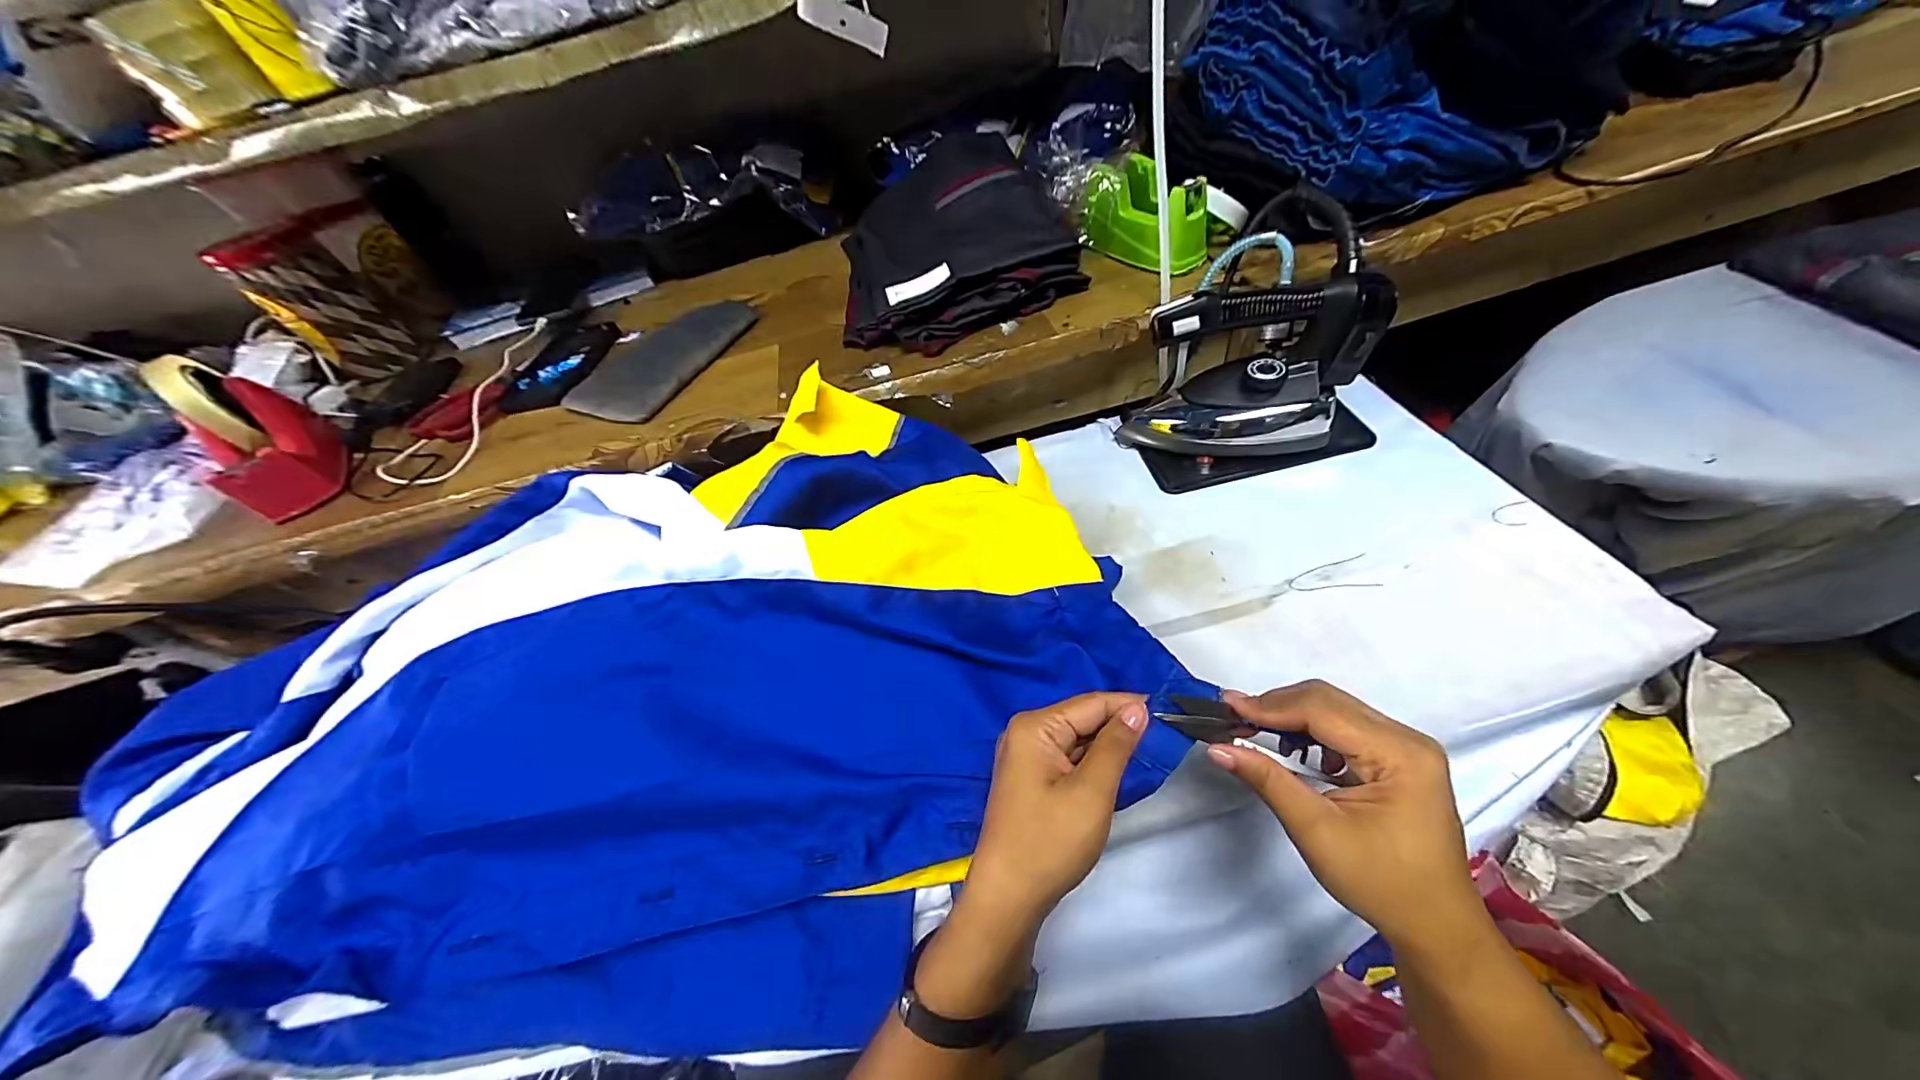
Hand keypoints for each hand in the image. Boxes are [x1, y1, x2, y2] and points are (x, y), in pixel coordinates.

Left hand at [908, 694, 1148, 1021]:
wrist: (1008, 897)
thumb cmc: (1049, 842)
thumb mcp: (1091, 792)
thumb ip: (1116, 745)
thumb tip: (1137, 709)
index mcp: (1034, 727)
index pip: (1091, 703)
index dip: (1129, 706)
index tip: (1168, 714)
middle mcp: (1025, 733)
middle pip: (1082, 718)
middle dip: (1119, 726)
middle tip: (1163, 738)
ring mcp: (1026, 757)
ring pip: (1077, 739)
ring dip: (1108, 746)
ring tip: (1147, 754)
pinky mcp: (1031, 778)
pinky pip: (1068, 758)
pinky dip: (1092, 763)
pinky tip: (1115, 771)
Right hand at [1205, 681, 1480, 947]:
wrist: (1434, 923)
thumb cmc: (1380, 882)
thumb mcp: (1316, 830)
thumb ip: (1267, 780)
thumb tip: (1219, 747)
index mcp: (1399, 754)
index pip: (1321, 710)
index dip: (1269, 706)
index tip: (1225, 707)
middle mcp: (1408, 739)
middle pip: (1328, 701)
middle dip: (1276, 706)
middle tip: (1233, 718)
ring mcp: (1406, 746)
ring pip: (1335, 708)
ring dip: (1290, 716)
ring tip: (1252, 730)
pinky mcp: (1399, 757)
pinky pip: (1345, 726)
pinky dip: (1310, 730)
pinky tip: (1289, 747)